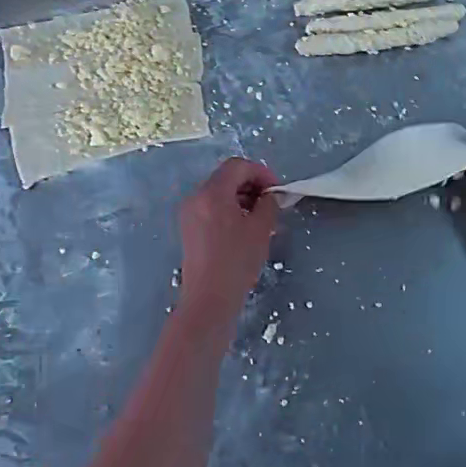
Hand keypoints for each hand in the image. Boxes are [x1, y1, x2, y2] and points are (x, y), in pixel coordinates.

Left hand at [177, 157, 278, 319]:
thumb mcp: (260, 230)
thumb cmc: (236, 262)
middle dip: (251, 184)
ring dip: (241, 197)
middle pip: (226, 177)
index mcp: (212, 193)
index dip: (260, 172)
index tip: (276, 189)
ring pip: (219, 192)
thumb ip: (268, 204)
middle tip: (271, 202)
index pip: (237, 166)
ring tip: (260, 216)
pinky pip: (211, 206)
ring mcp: (189, 212)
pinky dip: (229, 208)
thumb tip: (269, 196)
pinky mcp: (189, 227)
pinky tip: (243, 227)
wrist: (208, 299)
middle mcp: (196, 197)